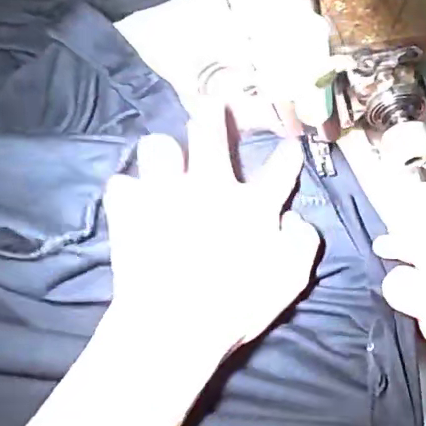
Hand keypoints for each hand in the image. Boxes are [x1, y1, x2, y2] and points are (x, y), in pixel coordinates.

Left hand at [102, 105, 320, 365]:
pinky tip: (134, 202)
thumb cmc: (240, 304)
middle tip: (212, 102)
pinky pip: (121, 185)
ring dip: (163, 152)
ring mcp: (165, 193)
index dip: (288, 154)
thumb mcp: (292, 279)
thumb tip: (294, 219)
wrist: (176, 322)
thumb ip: (304, 242)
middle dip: (213, 112)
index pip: (280, 169)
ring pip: (157, 146)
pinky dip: (130, 192)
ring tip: (165, 162)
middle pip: (210, 133)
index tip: (291, 145)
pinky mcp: (128, 210)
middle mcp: (210, 187)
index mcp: (254, 204)